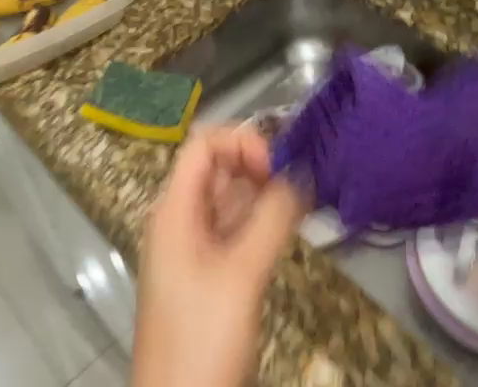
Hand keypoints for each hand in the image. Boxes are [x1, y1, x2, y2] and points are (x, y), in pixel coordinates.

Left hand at [132, 124, 307, 386]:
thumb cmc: (202, 335)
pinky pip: (234, 228)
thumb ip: (273, 217)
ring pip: (230, 199)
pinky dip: (261, 220)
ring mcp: (194, 246)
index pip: (204, 144)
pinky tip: (290, 224)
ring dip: (264, 192)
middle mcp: (181, 218)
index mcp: (174, 209)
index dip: (241, 143)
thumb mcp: (242, 273)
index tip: (277, 168)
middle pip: (218, 168)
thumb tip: (302, 170)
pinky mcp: (209, 271)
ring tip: (303, 199)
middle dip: (258, 165)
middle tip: (300, 182)